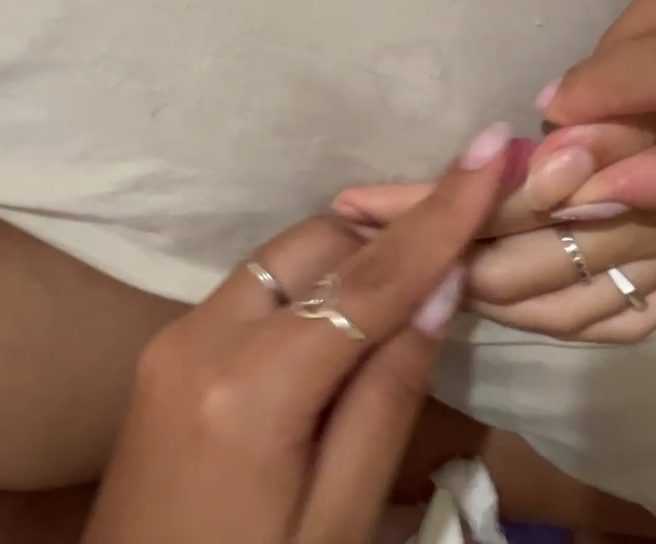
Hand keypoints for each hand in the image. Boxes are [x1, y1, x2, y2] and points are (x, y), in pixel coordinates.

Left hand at [81, 124, 517, 543]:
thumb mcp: (339, 518)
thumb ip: (388, 396)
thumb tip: (440, 285)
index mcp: (251, 390)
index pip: (368, 281)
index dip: (439, 214)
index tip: (488, 149)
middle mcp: (203, 335)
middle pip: (319, 244)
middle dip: (390, 237)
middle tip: (453, 259)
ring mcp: (175, 334)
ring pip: (285, 255)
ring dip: (350, 258)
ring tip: (407, 291)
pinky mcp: (167, 344)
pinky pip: (257, 284)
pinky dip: (310, 284)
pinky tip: (340, 322)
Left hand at [335, 166, 655, 343]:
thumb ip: (606, 124)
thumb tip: (539, 139)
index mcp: (632, 172)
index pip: (499, 203)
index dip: (420, 207)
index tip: (349, 203)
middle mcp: (646, 235)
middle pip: (512, 264)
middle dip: (431, 253)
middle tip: (361, 241)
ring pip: (547, 307)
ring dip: (473, 289)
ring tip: (406, 269)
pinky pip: (602, 325)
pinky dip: (543, 317)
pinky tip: (499, 304)